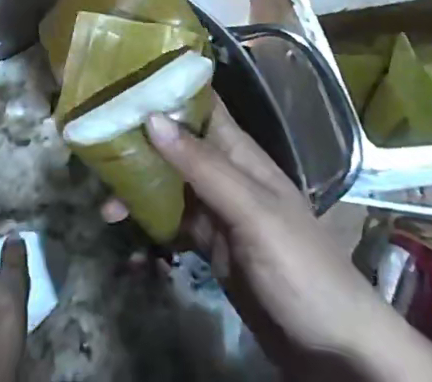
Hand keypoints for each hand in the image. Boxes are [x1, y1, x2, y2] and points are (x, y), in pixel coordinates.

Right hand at [108, 108, 431, 380]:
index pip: (200, 104)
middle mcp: (225, 174)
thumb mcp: (252, 213)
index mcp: (240, 154)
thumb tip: (150, 116)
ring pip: (166, 186)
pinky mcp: (212, 247)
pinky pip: (171, 227)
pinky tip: (128, 246)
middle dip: (135, 145)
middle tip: (94, 152)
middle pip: (173, 144)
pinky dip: (148, 231)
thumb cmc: (302, 269)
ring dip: (135, 192)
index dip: (165, 87)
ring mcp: (218, 212)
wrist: (337, 352)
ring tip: (106, 210)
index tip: (120, 79)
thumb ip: (202, 166)